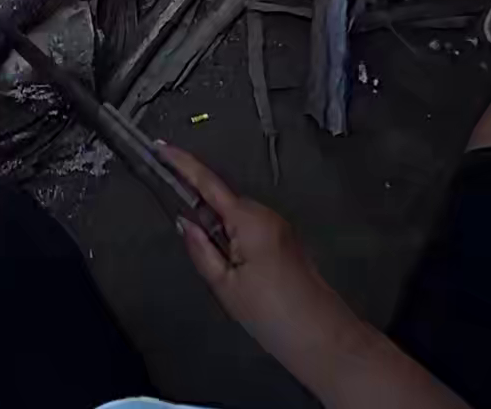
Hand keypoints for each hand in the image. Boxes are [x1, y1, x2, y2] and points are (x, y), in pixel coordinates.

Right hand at [161, 144, 312, 342]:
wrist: (330, 345)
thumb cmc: (274, 316)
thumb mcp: (226, 287)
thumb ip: (200, 249)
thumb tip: (183, 221)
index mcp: (248, 219)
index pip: (206, 181)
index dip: (181, 162)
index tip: (160, 146)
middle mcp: (264, 214)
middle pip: (221, 199)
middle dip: (201, 210)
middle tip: (193, 243)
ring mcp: (278, 225)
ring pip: (235, 215)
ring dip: (219, 229)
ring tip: (223, 269)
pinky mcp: (285, 239)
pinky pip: (249, 226)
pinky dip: (234, 237)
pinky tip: (238, 269)